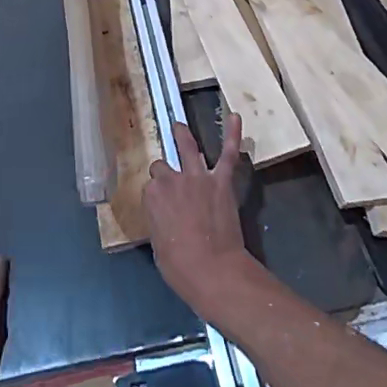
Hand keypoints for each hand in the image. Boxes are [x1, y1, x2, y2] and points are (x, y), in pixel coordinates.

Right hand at [144, 114, 257, 319]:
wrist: (213, 269)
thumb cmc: (180, 266)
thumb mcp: (158, 245)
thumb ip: (160, 221)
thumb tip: (168, 217)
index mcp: (152, 197)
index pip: (151, 187)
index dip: (157, 196)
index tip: (162, 206)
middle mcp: (172, 180)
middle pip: (163, 167)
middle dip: (165, 172)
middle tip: (170, 181)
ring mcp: (198, 177)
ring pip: (189, 149)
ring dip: (183, 135)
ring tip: (179, 126)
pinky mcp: (222, 181)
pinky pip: (228, 153)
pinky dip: (233, 134)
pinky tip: (235, 116)